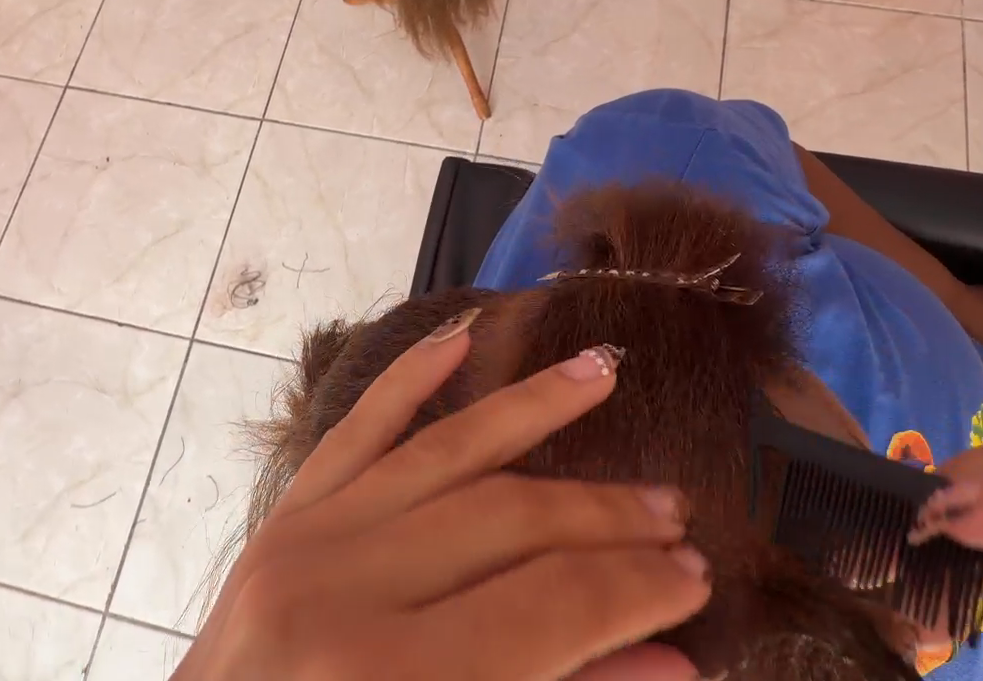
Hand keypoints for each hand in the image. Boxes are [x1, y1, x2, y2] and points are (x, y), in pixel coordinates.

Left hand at [174, 318, 713, 680]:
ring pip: (446, 450)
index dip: (636, 588)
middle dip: (605, 516)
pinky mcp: (286, 514)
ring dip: (532, 406)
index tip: (697, 574)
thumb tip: (676, 660)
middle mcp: (341, 587)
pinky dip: (410, 378)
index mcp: (387, 676)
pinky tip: (459, 336)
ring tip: (602, 370)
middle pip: (508, 520)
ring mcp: (305, 537)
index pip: (549, 605)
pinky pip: (357, 429)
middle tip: (674, 511)